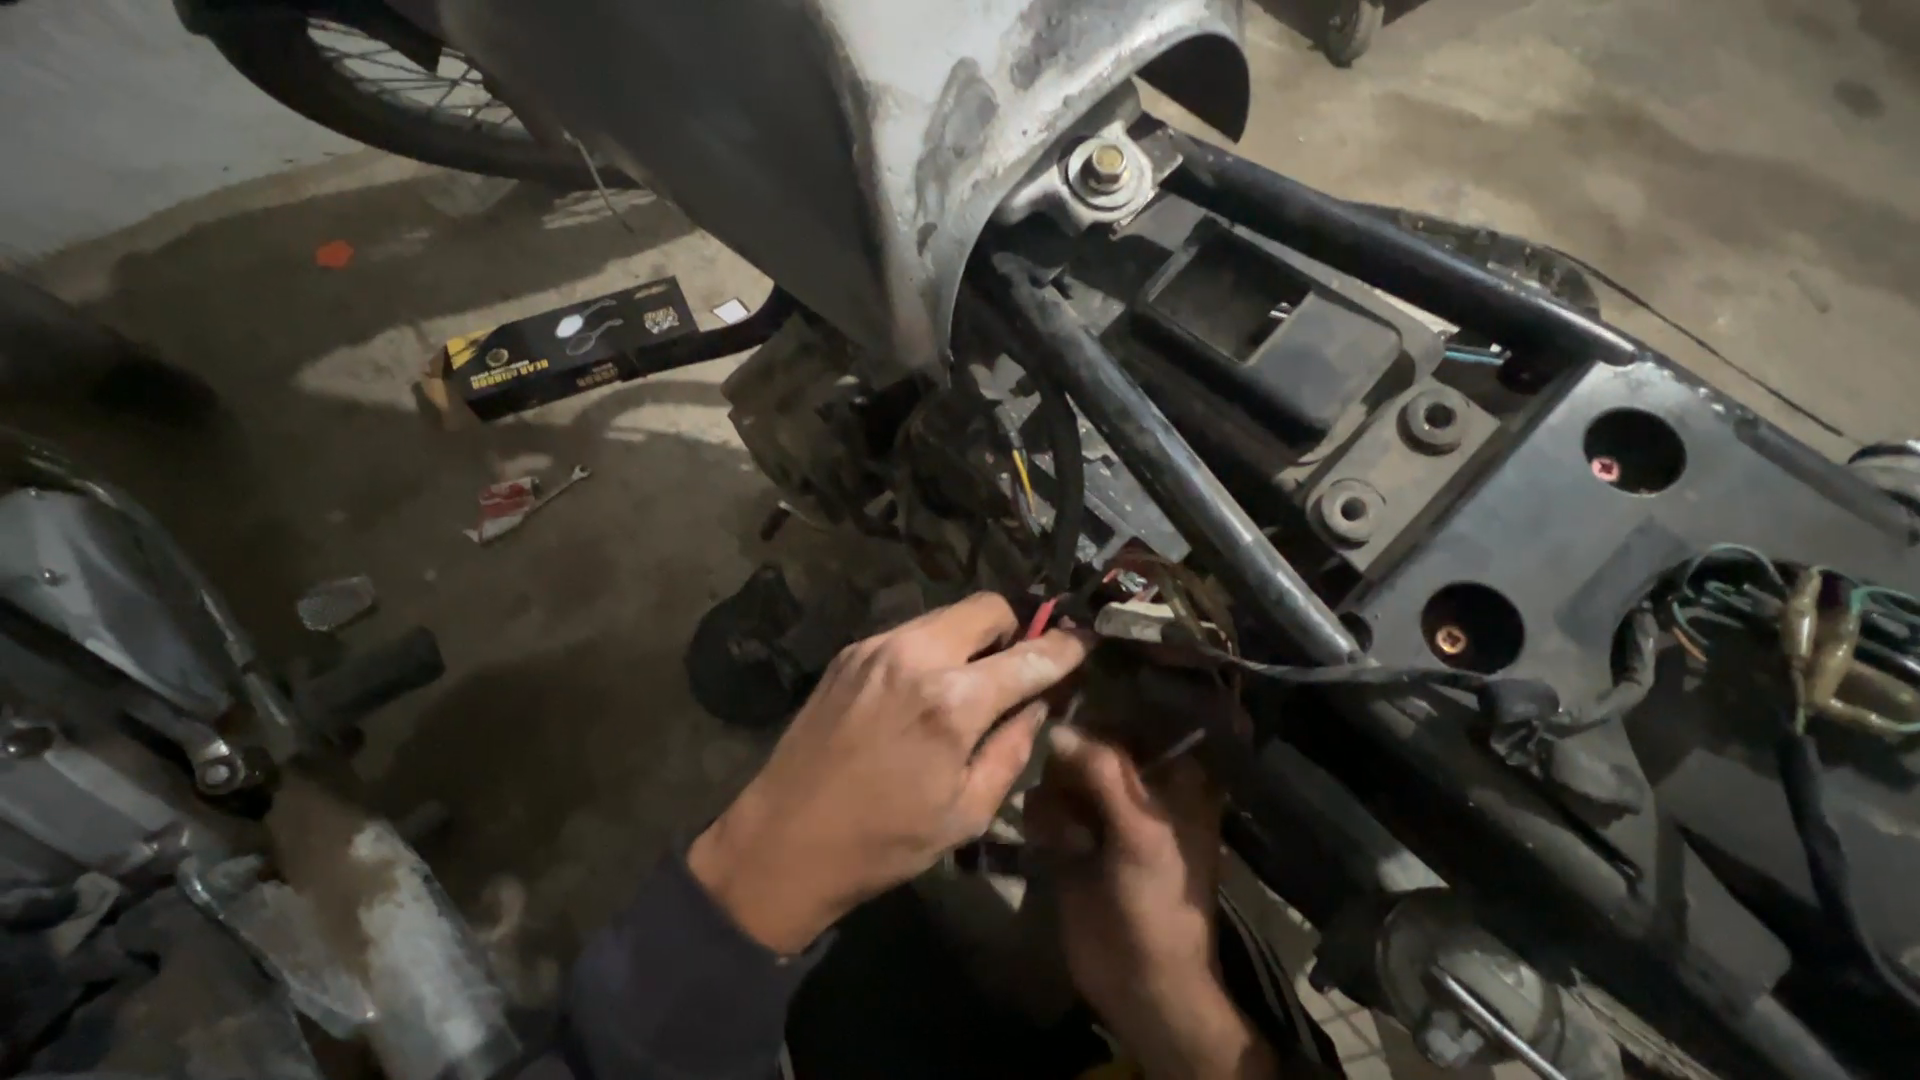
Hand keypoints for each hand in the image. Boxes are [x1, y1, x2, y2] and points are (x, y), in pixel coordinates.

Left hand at [688, 592, 1092, 953]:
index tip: (1086, 642)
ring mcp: (876, 648)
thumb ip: (1013, 746)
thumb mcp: (968, 811)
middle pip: (988, 607)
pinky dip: (935, 649)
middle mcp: (916, 656)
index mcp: (952, 702)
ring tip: (973, 682)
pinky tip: (927, 690)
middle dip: (1016, 629)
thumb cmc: (885, 842)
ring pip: (947, 616)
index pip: (1029, 656)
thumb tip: (1037, 703)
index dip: (1066, 647)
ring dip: (974, 639)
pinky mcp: (850, 653)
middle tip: (1020, 667)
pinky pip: (911, 633)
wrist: (784, 842)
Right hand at [1027, 726, 1274, 1079]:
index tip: (1073, 711)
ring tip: (1072, 838)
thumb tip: (1056, 729)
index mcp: (1174, 776)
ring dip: (1057, 801)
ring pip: (1059, 771)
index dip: (1104, 714)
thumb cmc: (1159, 903)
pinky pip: (1042, 803)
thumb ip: (1102, 772)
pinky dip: (1042, 821)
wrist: (1138, 982)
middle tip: (1075, 796)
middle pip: (1088, 740)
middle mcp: (1136, 784)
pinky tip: (1056, 847)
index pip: (1136, 719)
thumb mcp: (1140, 831)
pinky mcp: (1068, 834)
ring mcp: (1100, 810)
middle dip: (1073, 766)